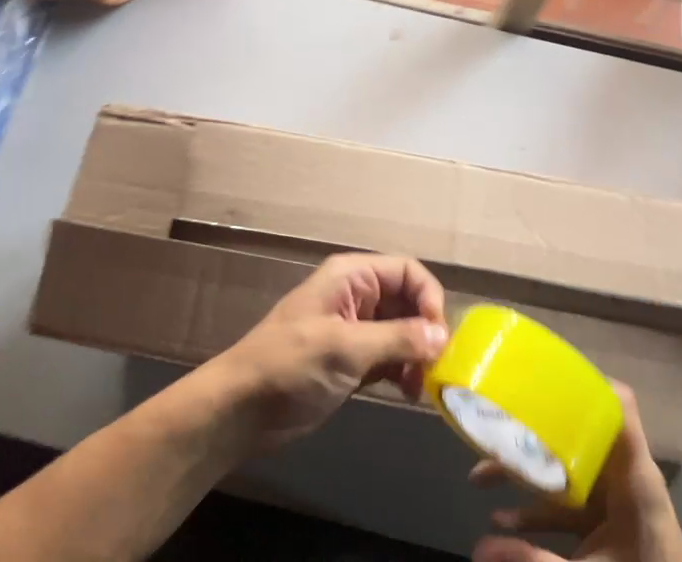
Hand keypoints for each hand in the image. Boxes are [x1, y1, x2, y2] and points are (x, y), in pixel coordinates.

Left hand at [210, 253, 448, 451]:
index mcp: (351, 277)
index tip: (438, 336)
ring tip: (421, 387)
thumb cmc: (289, 366)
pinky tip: (408, 393)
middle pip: (409, 301)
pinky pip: (390, 356)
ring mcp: (354, 329)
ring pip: (403, 331)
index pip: (407, 271)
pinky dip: (404, 371)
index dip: (429, 298)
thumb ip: (397, 339)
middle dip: (426, 331)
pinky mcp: (351, 360)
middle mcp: (356, 296)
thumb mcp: (345, 348)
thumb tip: (442, 336)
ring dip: (417, 355)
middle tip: (437, 367)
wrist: (240, 409)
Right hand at [470, 386, 681, 561]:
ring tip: (477, 477)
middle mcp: (624, 478)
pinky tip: (500, 519)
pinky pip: (564, 502)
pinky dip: (534, 507)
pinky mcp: (604, 523)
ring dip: (524, 471)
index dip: (586, 384)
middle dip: (531, 430)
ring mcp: (613, 500)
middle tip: (490, 427)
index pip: (619, 407)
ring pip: (563, 469)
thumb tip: (478, 548)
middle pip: (576, 434)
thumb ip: (531, 558)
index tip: (540, 375)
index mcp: (634, 477)